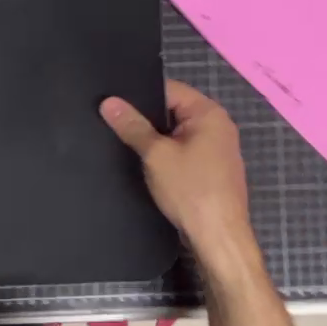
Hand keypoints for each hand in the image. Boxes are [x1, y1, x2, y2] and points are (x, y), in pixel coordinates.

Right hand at [100, 81, 260, 276]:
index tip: (112, 102)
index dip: (139, 94)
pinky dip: (164, 155)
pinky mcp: (211, 169)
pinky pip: (182, 152)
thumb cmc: (190, 190)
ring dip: (153, 140)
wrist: (218, 236)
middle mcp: (217, 125)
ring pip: (175, 134)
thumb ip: (132, 126)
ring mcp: (216, 149)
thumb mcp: (155, 155)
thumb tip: (109, 102)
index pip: (169, 89)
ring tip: (122, 142)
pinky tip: (143, 164)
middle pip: (172, 111)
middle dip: (144, 119)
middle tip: (111, 122)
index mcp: (209, 113)